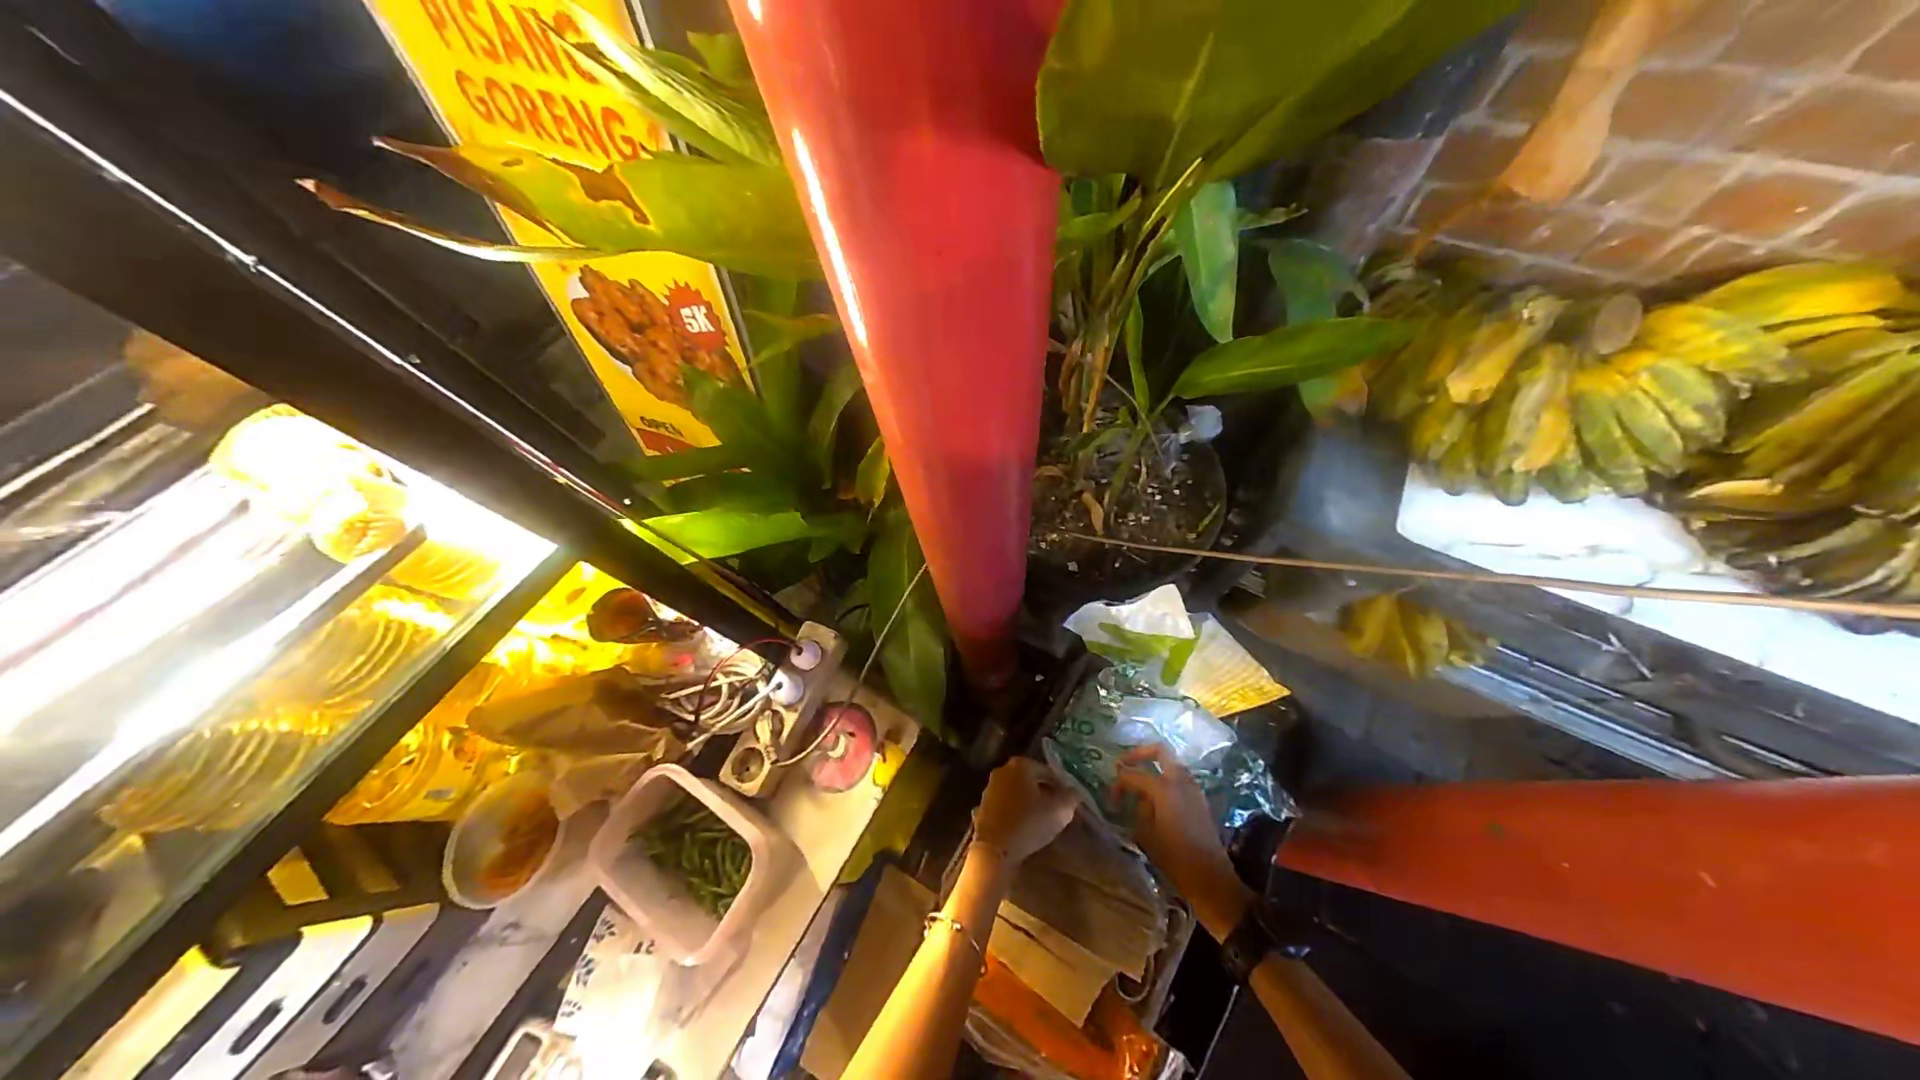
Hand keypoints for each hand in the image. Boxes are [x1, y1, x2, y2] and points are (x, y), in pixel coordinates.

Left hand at [972, 758, 1076, 865]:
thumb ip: (1071, 796)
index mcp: (1021, 765)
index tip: (1068, 802)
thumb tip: (1073, 792)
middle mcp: (1002, 771)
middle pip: (1030, 781)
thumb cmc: (1029, 823)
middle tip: (1055, 811)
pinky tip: (1021, 828)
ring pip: (1016, 794)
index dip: (1061, 787)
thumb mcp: (1060, 810)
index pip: (1048, 772)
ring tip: (1040, 822)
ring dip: (1027, 804)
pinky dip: (1013, 815)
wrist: (995, 849)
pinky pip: (1004, 808)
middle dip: (1043, 793)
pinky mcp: (982, 808)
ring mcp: (989, 789)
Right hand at [1114, 743, 1253, 939]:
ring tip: (1139, 782)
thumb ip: (1138, 807)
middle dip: (1140, 753)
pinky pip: (1180, 779)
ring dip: (1155, 766)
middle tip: (1124, 765)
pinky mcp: (1200, 799)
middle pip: (1160, 751)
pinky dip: (1166, 779)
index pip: (1133, 774)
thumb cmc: (1173, 857)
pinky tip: (1155, 796)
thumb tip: (1137, 796)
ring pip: (1172, 764)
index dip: (1118, 783)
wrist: (1210, 877)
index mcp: (1164, 787)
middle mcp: (1181, 781)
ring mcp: (1194, 788)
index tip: (1112, 800)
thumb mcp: (1145, 833)